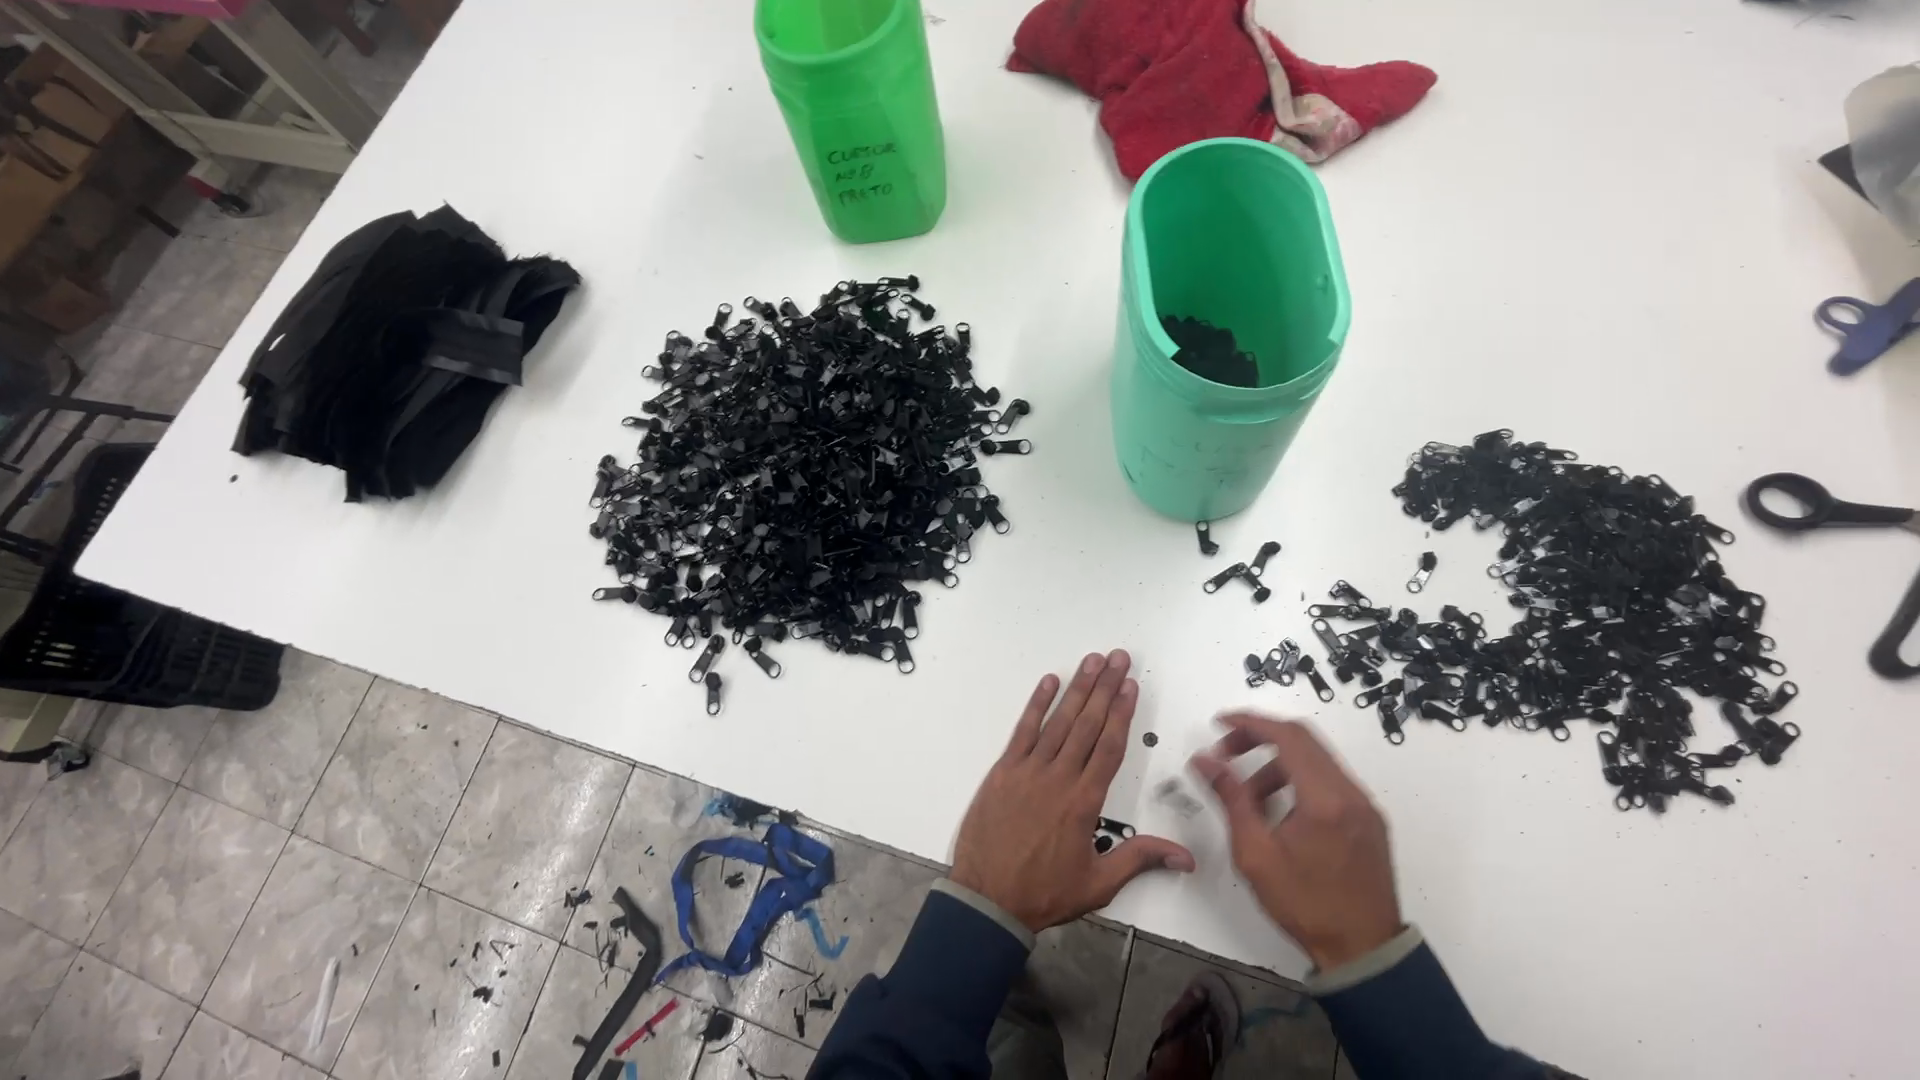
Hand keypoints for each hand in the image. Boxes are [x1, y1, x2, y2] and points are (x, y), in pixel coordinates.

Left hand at [951, 650, 1195, 931]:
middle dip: (1104, 688)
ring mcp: (1028, 771)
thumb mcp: (1098, 883)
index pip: (1109, 747)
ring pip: (1058, 722)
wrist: (987, 900)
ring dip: (1076, 689)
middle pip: (1087, 724)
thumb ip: (1140, 860)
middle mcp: (1058, 778)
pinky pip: (1022, 731)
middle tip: (1117, 658)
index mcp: (1083, 802)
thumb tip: (1186, 857)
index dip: (1122, 713)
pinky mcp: (1003, 772)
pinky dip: (1035, 705)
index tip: (1130, 686)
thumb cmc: (1042, 893)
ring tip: (1091, 662)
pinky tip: (1048, 682)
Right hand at [1190, 713, 1401, 970]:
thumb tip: (1204, 760)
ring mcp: (1365, 806)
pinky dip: (1299, 780)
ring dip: (1278, 763)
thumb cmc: (1305, 905)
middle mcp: (1351, 793)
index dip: (1249, 723)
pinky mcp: (1369, 820)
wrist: (1364, 950)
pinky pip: (1330, 781)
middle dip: (1260, 738)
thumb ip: (1230, 798)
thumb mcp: (1255, 853)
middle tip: (1226, 754)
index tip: (1219, 724)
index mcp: (1325, 799)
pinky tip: (1278, 809)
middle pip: (1303, 740)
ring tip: (1248, 795)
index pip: (1287, 736)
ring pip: (1317, 761)